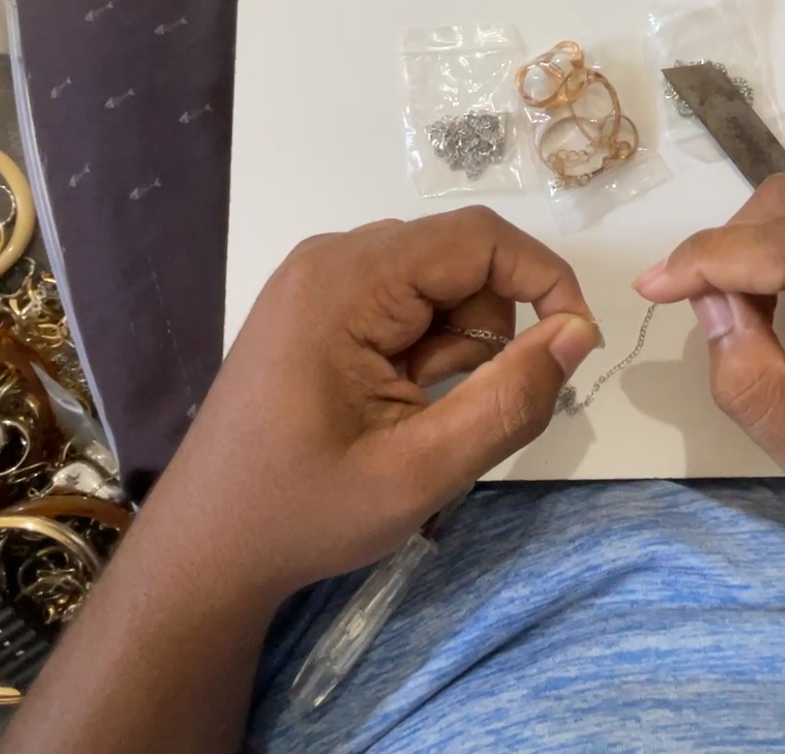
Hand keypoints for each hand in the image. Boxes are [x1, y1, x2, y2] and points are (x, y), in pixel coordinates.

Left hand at [156, 207, 600, 599]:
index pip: (478, 239)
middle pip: (460, 259)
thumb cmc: (304, 513)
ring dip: (456, 343)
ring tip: (412, 407)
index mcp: (347, 281)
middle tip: (453, 403)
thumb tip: (578, 332)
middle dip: (487, 329)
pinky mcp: (321, 302)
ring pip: (439, 282)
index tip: (574, 345)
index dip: (542, 279)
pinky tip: (392, 396)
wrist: (206, 546)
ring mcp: (321, 277)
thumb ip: (509, 400)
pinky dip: (426, 346)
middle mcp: (332, 258)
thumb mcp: (421, 471)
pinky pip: (407, 300)